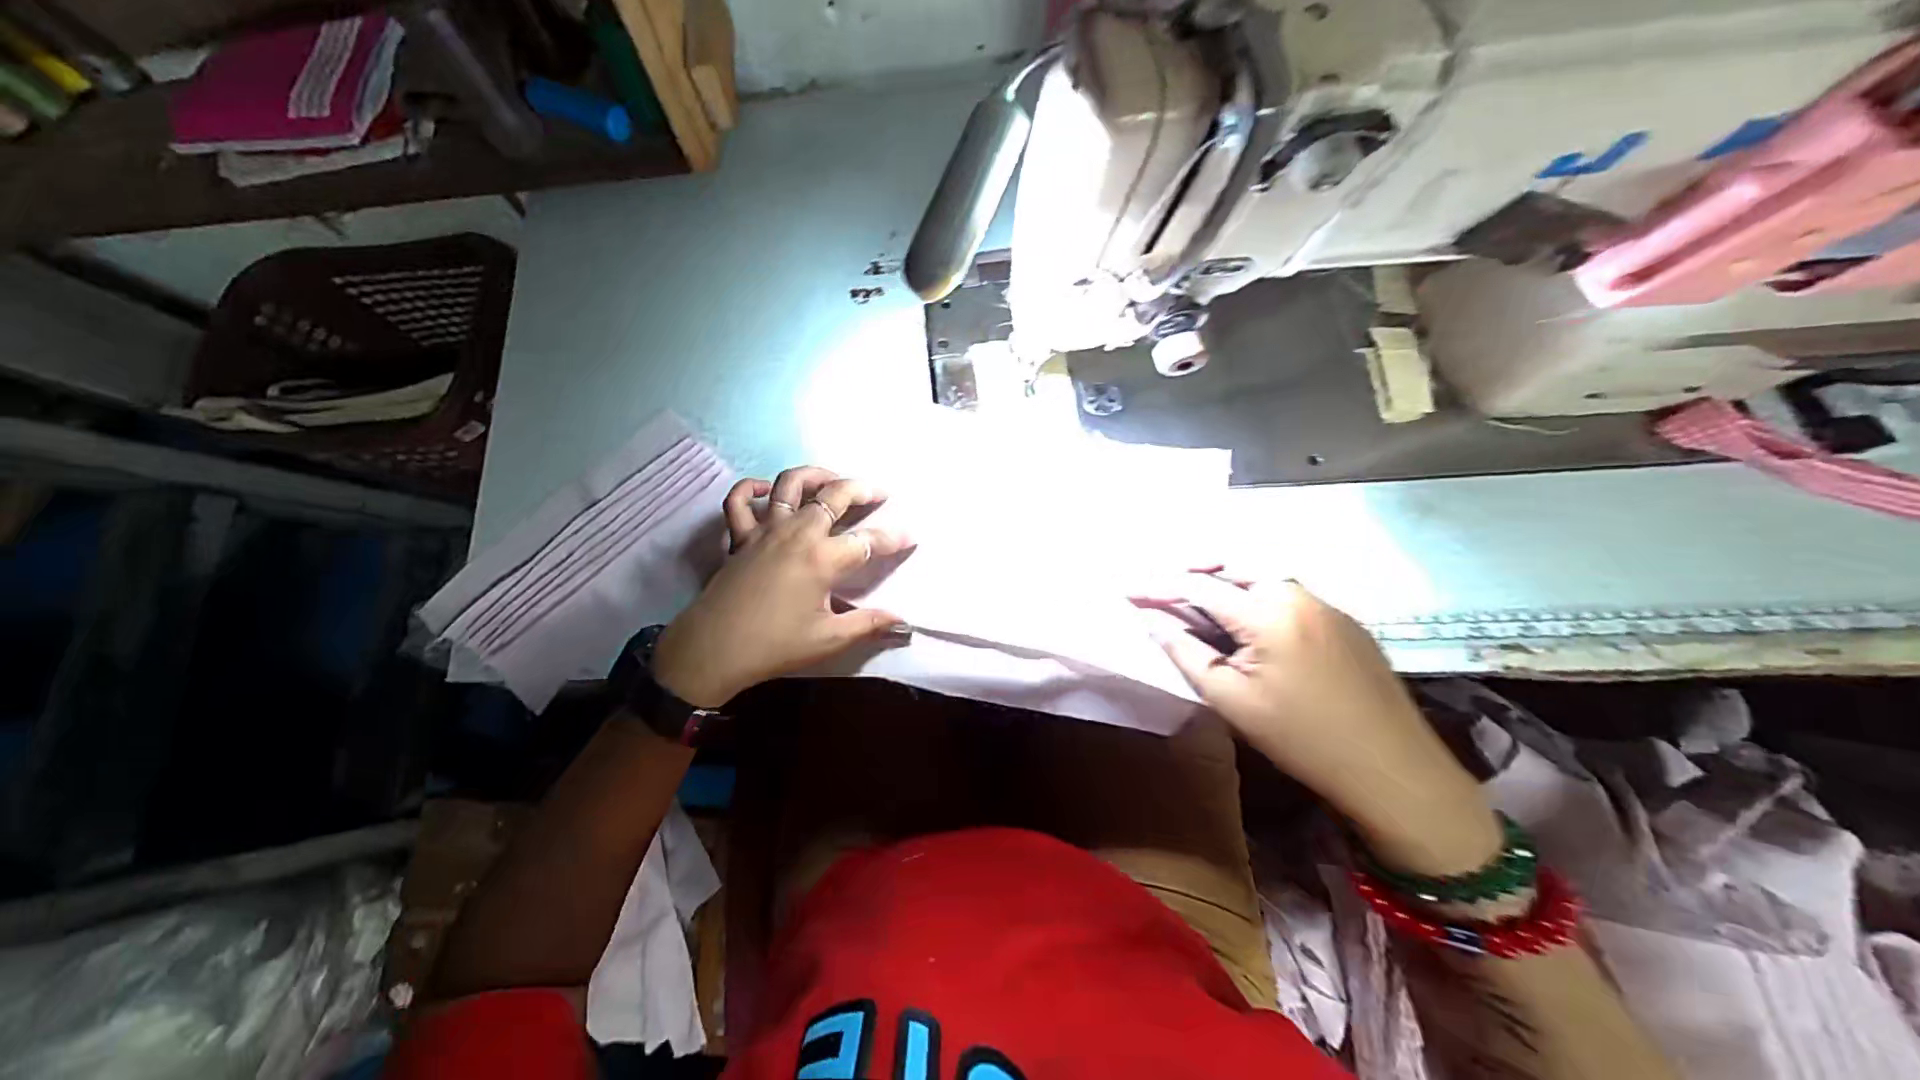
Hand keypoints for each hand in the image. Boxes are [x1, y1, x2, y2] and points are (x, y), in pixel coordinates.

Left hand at [652, 466, 913, 707]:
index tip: (911, 537)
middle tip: (879, 493)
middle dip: (862, 490)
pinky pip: (740, 501)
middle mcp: (797, 533)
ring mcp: (765, 530)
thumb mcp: (829, 640)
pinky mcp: (739, 537)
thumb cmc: (775, 645)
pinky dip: (752, 489)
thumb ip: (868, 624)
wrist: (714, 649)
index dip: (894, 538)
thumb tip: (902, 622)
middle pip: (835, 495)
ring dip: (815, 475)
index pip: (868, 541)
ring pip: (790, 484)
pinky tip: (767, 490)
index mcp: (823, 558)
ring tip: (832, 479)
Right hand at [1134, 570, 1500, 876]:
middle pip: (1234, 570)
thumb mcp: (1232, 700)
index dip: (1160, 587)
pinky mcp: (1346, 623)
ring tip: (1200, 605)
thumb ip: (1187, 653)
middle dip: (1194, 575)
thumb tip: (1153, 621)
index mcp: (1268, 611)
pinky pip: (1291, 597)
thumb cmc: (1301, 738)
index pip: (1200, 586)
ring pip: (1265, 581)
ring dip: (1228, 586)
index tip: (1129, 591)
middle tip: (1162, 590)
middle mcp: (1298, 595)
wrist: (1393, 768)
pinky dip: (1260, 600)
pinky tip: (1251, 626)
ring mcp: (1328, 606)